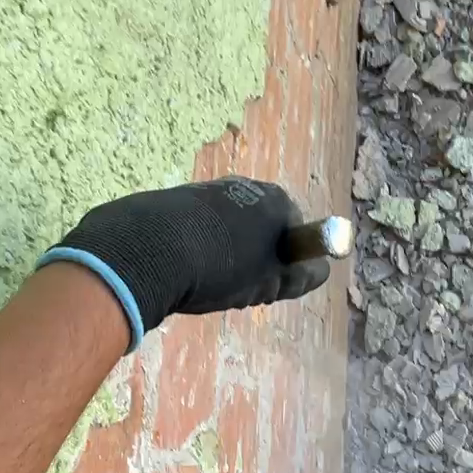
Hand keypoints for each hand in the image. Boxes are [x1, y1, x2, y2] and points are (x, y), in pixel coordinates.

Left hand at [40, 177, 331, 349]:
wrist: (149, 250)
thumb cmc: (219, 269)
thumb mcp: (267, 283)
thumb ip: (298, 277)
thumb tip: (323, 270)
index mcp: (277, 201)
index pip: (297, 235)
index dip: (284, 264)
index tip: (264, 285)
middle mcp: (248, 186)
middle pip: (262, 228)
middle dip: (252, 255)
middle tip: (234, 286)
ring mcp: (211, 189)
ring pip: (229, 228)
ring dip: (222, 251)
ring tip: (202, 279)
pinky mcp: (178, 198)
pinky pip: (199, 227)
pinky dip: (195, 245)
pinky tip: (180, 267)